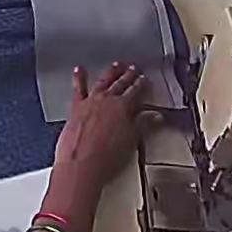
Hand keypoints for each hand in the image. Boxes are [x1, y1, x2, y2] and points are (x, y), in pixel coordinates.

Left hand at [46, 64, 146, 216]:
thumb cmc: (106, 158)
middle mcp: (107, 100)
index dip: (142, 85)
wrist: (81, 165)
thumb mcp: (131, 141)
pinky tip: (79, 70)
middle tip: (133, 68)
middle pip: (121, 84)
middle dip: (128, 75)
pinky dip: (79, 78)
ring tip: (116, 65)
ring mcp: (91, 102)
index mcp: (123, 107)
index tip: (145, 80)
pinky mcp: (76, 108)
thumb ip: (143, 125)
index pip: (136, 92)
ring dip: (110, 73)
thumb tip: (154, 117)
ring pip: (103, 82)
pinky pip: (78, 89)